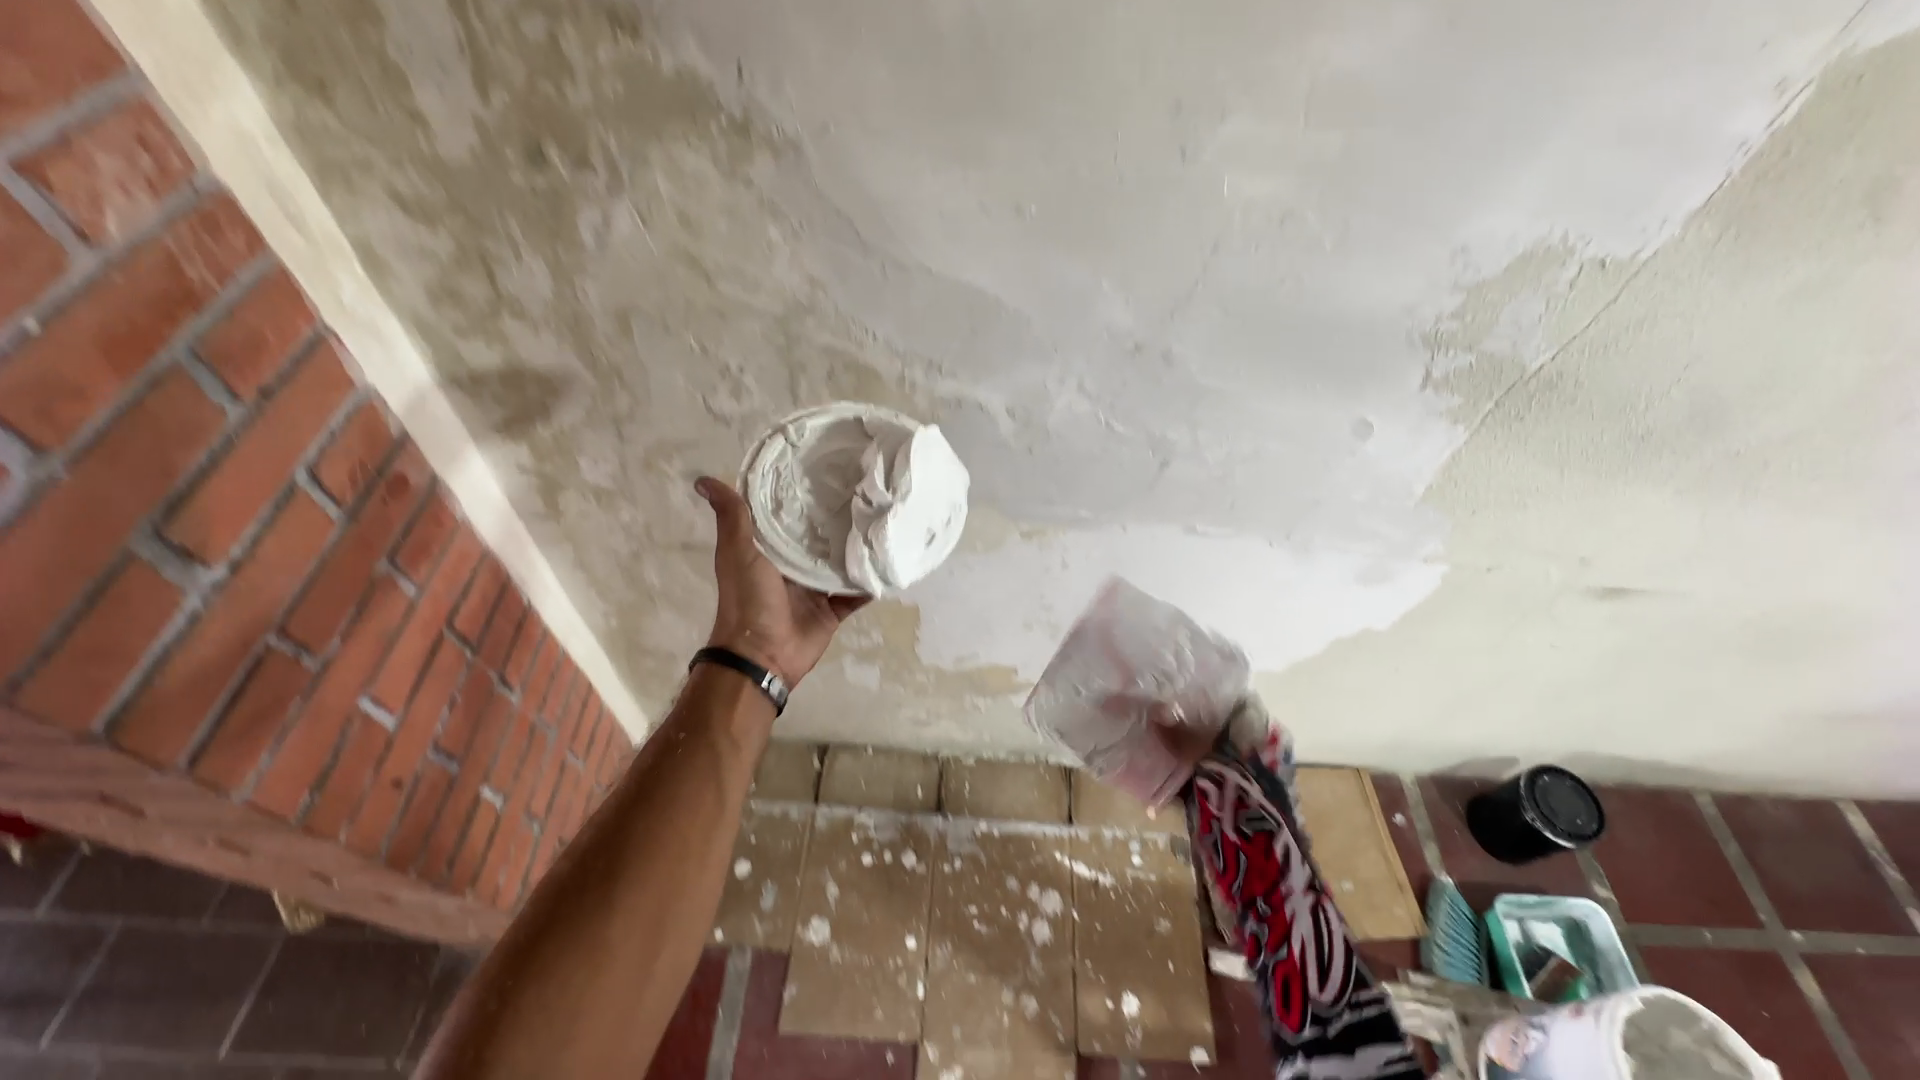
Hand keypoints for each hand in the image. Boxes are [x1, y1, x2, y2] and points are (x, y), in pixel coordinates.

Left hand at [696, 476, 868, 687]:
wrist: (762, 654)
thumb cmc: (747, 598)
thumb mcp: (738, 552)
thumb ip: (733, 517)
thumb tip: (703, 479)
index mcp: (769, 549)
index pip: (788, 515)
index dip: (803, 492)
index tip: (827, 464)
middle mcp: (793, 566)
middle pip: (820, 537)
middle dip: (839, 519)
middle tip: (866, 489)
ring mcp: (815, 589)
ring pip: (842, 563)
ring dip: (859, 547)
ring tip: (885, 519)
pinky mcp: (833, 610)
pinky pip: (857, 593)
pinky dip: (871, 581)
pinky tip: (891, 560)